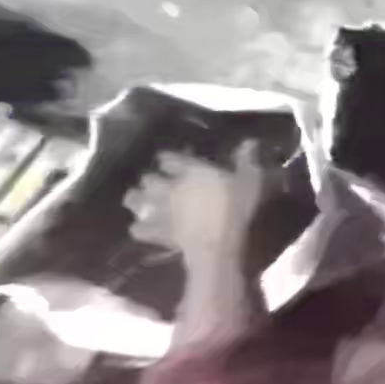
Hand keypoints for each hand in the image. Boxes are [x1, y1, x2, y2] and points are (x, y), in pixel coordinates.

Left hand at [125, 140, 265, 267]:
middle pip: (148, 178)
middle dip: (150, 180)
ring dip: (137, 199)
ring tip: (142, 202)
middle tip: (155, 182)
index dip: (168, 159)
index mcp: (190, 171)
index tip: (168, 159)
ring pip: (134, 200)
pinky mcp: (154, 231)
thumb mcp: (250, 180)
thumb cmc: (236, 207)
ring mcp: (158, 210)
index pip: (170, 159)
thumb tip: (250, 140)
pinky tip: (144, 227)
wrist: (218, 242)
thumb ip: (246, 160)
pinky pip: (137, 228)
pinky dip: (140, 227)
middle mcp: (168, 186)